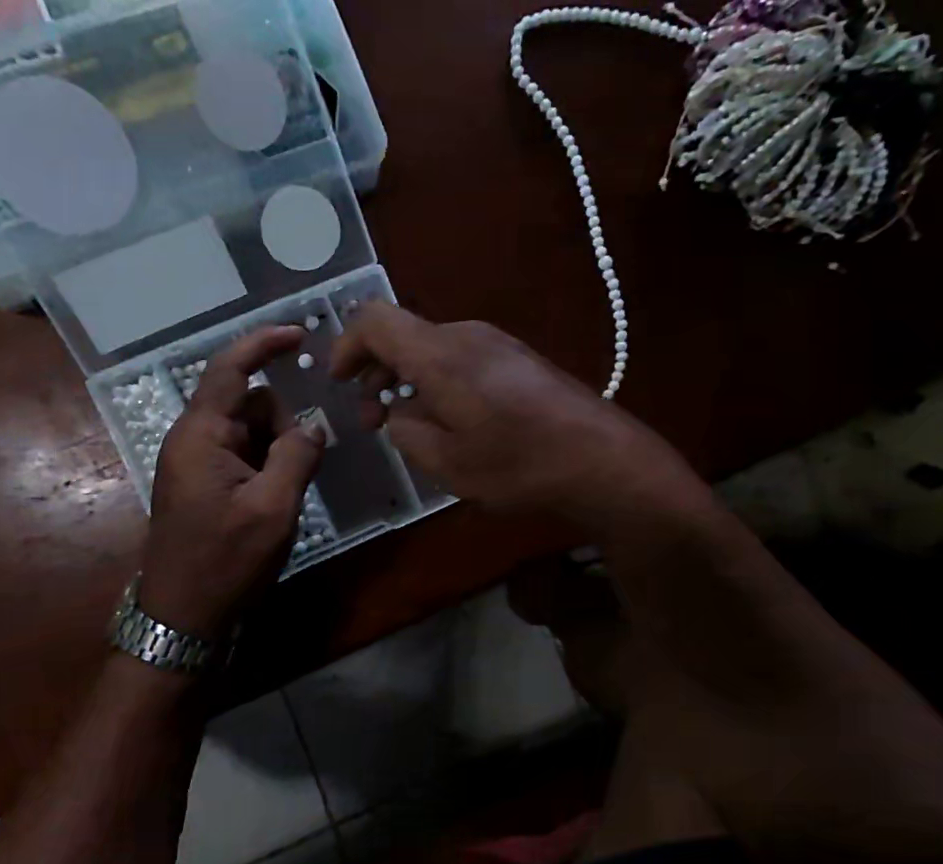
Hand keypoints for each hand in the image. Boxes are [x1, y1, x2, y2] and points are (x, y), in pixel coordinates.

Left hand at [138, 326, 327, 640]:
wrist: (183, 616)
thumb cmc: (224, 562)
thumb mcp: (273, 509)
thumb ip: (297, 457)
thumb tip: (313, 425)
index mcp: (200, 435)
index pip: (230, 369)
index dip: (263, 344)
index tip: (300, 334)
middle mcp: (192, 441)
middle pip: (247, 404)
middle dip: (281, 423)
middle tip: (303, 465)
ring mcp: (195, 465)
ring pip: (247, 433)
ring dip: (276, 450)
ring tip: (288, 494)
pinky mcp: (202, 487)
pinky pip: (241, 459)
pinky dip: (265, 468)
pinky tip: (277, 500)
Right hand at [330, 302, 703, 517]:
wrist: (603, 461)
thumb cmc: (518, 464)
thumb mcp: (446, 462)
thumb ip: (406, 431)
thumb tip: (398, 413)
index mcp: (440, 354)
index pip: (375, 320)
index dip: (346, 345)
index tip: (338, 381)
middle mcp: (465, 336)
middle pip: (401, 333)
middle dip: (373, 371)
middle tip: (371, 419)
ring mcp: (495, 343)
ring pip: (428, 346)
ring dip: (404, 378)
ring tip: (404, 423)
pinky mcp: (515, 359)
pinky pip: (456, 357)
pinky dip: (433, 380)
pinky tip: (444, 419)